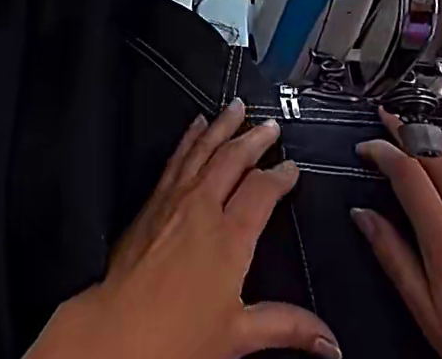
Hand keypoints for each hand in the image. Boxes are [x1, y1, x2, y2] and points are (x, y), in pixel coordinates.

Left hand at [24, 100, 340, 358]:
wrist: (113, 334)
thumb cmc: (174, 338)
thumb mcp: (237, 336)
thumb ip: (286, 327)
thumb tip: (327, 340)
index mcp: (229, 237)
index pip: (263, 189)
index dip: (281, 175)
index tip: (291, 168)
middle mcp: (203, 208)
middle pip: (234, 158)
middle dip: (256, 138)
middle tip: (271, 125)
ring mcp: (175, 200)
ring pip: (204, 149)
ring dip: (223, 126)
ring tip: (236, 106)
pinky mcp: (152, 202)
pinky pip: (176, 158)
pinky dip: (189, 138)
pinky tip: (195, 126)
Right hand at [355, 112, 441, 358]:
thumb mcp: (430, 318)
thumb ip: (394, 260)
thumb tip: (366, 221)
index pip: (408, 174)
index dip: (383, 151)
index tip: (367, 147)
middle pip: (436, 158)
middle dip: (406, 131)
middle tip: (386, 118)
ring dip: (435, 137)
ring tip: (416, 125)